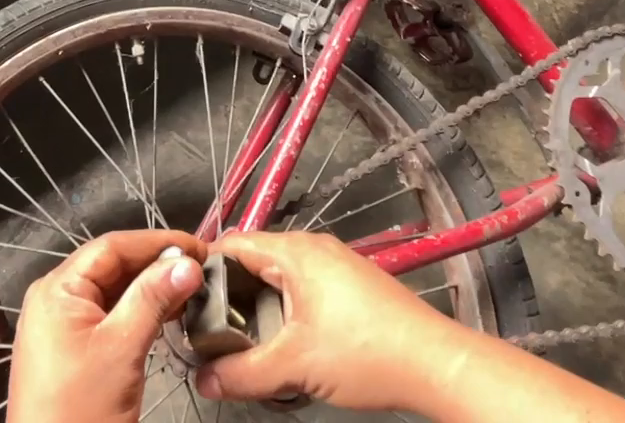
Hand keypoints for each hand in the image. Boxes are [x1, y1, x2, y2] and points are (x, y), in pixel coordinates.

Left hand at [7, 229, 206, 422]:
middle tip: (201, 267)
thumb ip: (153, 298)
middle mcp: (57, 298)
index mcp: (57, 288)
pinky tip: (169, 313)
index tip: (198, 247)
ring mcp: (64, 325)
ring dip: (152, 288)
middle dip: (156, 264)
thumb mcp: (121, 349)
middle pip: (113, 266)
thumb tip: (188, 262)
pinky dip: (140, 311)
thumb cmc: (81, 409)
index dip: (156, 242)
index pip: (112, 247)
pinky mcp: (75, 350)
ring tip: (192, 288)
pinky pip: (111, 316)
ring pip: (115, 291)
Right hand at [195, 231, 466, 411]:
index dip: (206, 270)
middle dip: (231, 295)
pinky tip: (287, 343)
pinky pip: (303, 286)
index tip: (188, 302)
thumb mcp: (295, 365)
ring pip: (279, 276)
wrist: (435, 364)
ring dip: (260, 306)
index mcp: (294, 251)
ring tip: (247, 343)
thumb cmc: (366, 352)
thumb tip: (204, 380)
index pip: (233, 243)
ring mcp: (334, 263)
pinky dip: (286, 309)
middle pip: (255, 259)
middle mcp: (312, 247)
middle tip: (214, 331)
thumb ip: (243, 373)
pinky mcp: (350, 283)